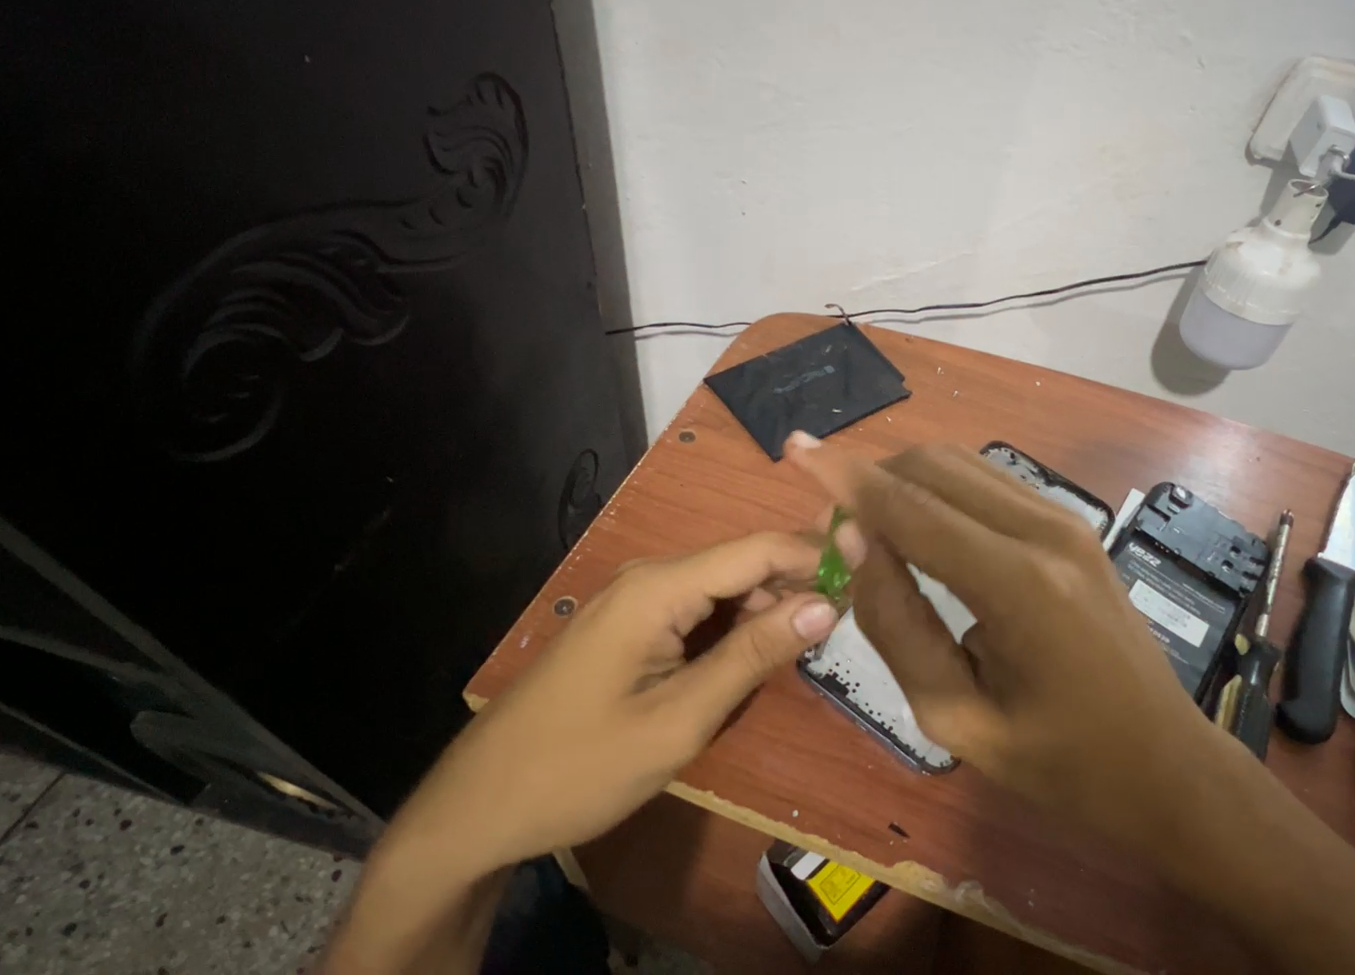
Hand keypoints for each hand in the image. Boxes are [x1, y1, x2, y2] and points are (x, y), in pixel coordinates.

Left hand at [382, 532, 840, 877]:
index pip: (757, 549)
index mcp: (658, 588)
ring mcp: (636, 603)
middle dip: (795, 589)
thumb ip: (754, 655)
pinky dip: (734, 633)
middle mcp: (649, 579)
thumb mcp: (680, 718)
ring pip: (723, 591)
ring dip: (767, 615)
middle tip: (846, 629)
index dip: (816, 552)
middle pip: (742, 565)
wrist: (481, 806)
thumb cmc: (582, 765)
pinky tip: (757, 662)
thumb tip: (826, 604)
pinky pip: (697, 614)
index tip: (873, 565)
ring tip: (809, 652)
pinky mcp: (630, 629)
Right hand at [786, 434, 1228, 846]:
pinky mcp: (1072, 526)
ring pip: (961, 465)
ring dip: (903, 482)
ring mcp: (1067, 521)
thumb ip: (897, 624)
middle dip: (870, 481)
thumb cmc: (1059, 763)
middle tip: (828, 528)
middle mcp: (1046, 531)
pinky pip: (988, 485)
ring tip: (864, 528)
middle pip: (934, 467)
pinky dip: (939, 492)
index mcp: (1018, 584)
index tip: (794, 452)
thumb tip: (853, 542)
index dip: (845, 478)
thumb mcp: (956, 718)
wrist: (1166, 764)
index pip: (910, 507)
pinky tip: (916, 528)